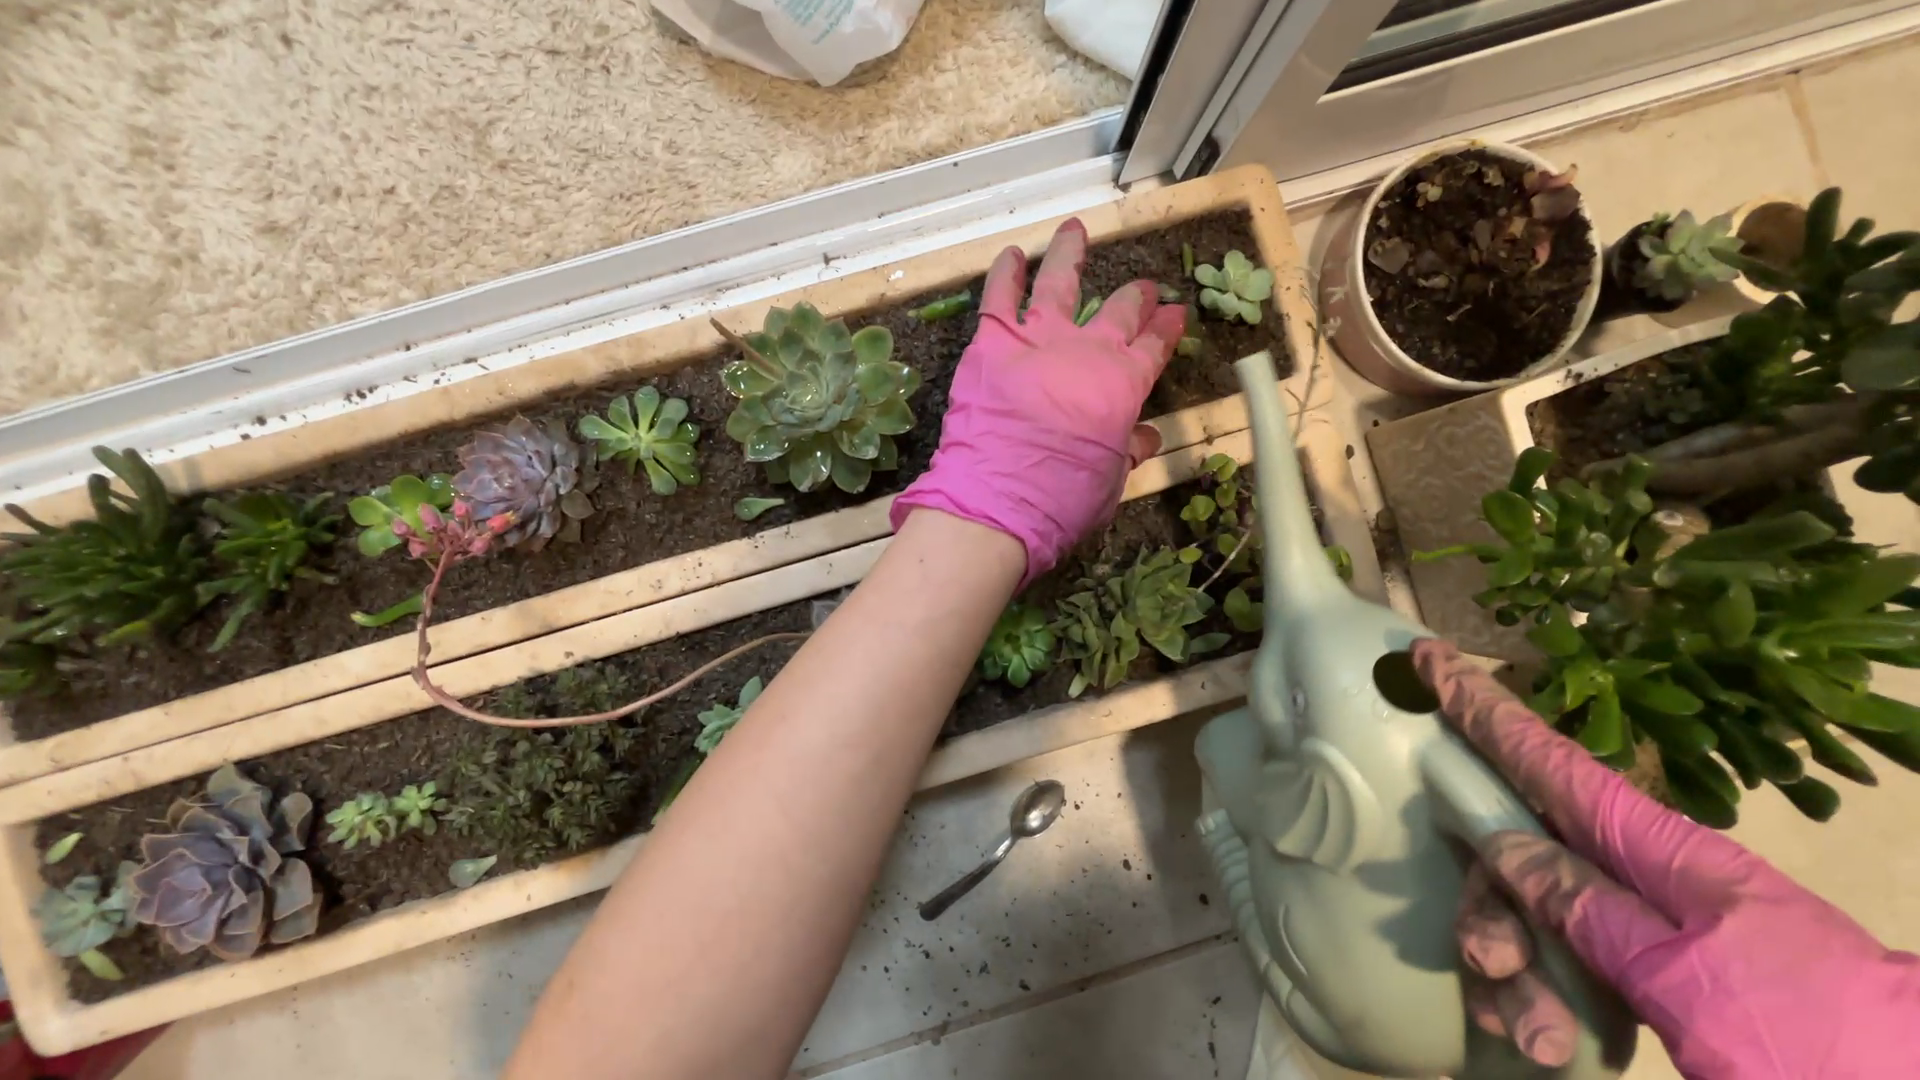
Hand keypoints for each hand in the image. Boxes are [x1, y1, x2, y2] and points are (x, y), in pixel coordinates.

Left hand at [889, 218, 1184, 586]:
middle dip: (1136, 298)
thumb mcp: (1110, 481)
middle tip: (1145, 289)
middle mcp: (1086, 350)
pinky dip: (1006, 272)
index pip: (1154, 348)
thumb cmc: (1063, 500)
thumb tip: (1145, 437)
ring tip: (1076, 228)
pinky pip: (999, 296)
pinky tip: (1011, 255)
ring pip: (1059, 280)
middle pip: (1119, 312)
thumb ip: (1127, 450)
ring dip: (1071, 252)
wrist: (998, 500)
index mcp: (1123, 384)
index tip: (1175, 315)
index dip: (1166, 330)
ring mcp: (1038, 339)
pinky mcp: (992, 342)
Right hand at [1413, 638, 1919, 1077]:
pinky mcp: (1650, 973)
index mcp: (1660, 851)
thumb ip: (1586, 907)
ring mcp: (1645, 924)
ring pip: (1534, 913)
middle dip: (1490, 905)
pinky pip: (1563, 962)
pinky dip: (1538, 998)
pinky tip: (1536, 1039)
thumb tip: (1500, 843)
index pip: (1548, 760)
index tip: (1428, 656)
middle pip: (1522, 851)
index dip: (1482, 708)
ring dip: (1515, 973)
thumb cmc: (1821, 1047)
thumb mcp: (1687, 980)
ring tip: (1531, 1037)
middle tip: (1486, 963)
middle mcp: (1641, 873)